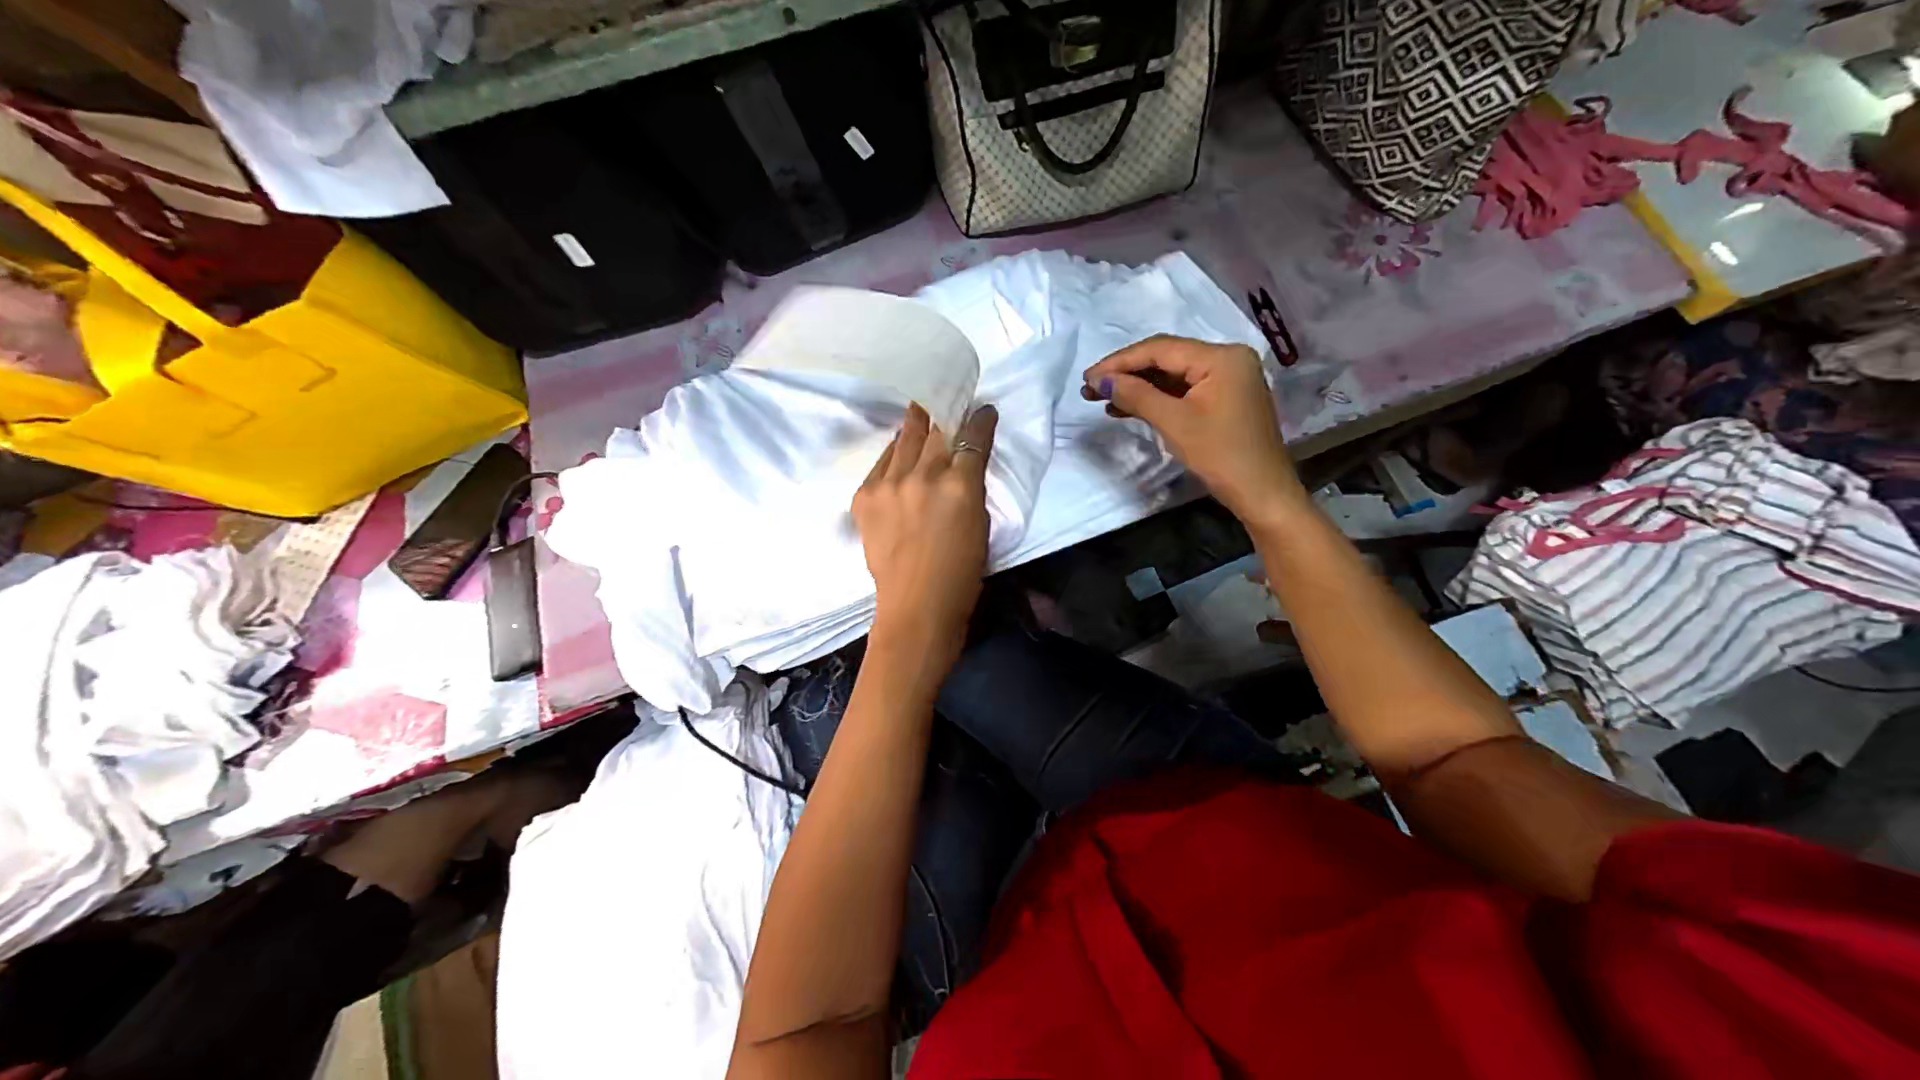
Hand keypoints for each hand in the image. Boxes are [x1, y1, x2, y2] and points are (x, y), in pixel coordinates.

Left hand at [853, 403, 998, 665]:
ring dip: (915, 426)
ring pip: (904, 439)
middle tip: (946, 398)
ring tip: (919, 412)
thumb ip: (972, 486)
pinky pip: (881, 463)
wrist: (916, 608)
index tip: (983, 411)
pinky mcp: (864, 496)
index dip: (979, 420)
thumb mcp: (981, 523)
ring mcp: (889, 484)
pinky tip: (899, 453)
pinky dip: (894, 456)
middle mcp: (923, 475)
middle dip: (943, 412)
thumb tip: (964, 463)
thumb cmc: (962, 575)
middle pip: (934, 430)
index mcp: (961, 484)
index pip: (973, 436)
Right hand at [1082, 335, 1309, 528]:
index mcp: (1221, 357)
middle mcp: (1227, 359)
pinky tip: (1126, 407)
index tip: (1088, 377)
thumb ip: (1137, 396)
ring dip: (1137, 386)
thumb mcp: (1175, 423)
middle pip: (1166, 358)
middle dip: (1126, 373)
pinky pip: (1183, 390)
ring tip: (1101, 398)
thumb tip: (1102, 381)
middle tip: (1089, 387)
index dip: (1120, 362)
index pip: (1160, 349)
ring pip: (1172, 375)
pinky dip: (1155, 398)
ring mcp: (1227, 379)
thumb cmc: (1221, 456)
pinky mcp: (1223, 398)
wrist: (1262, 494)